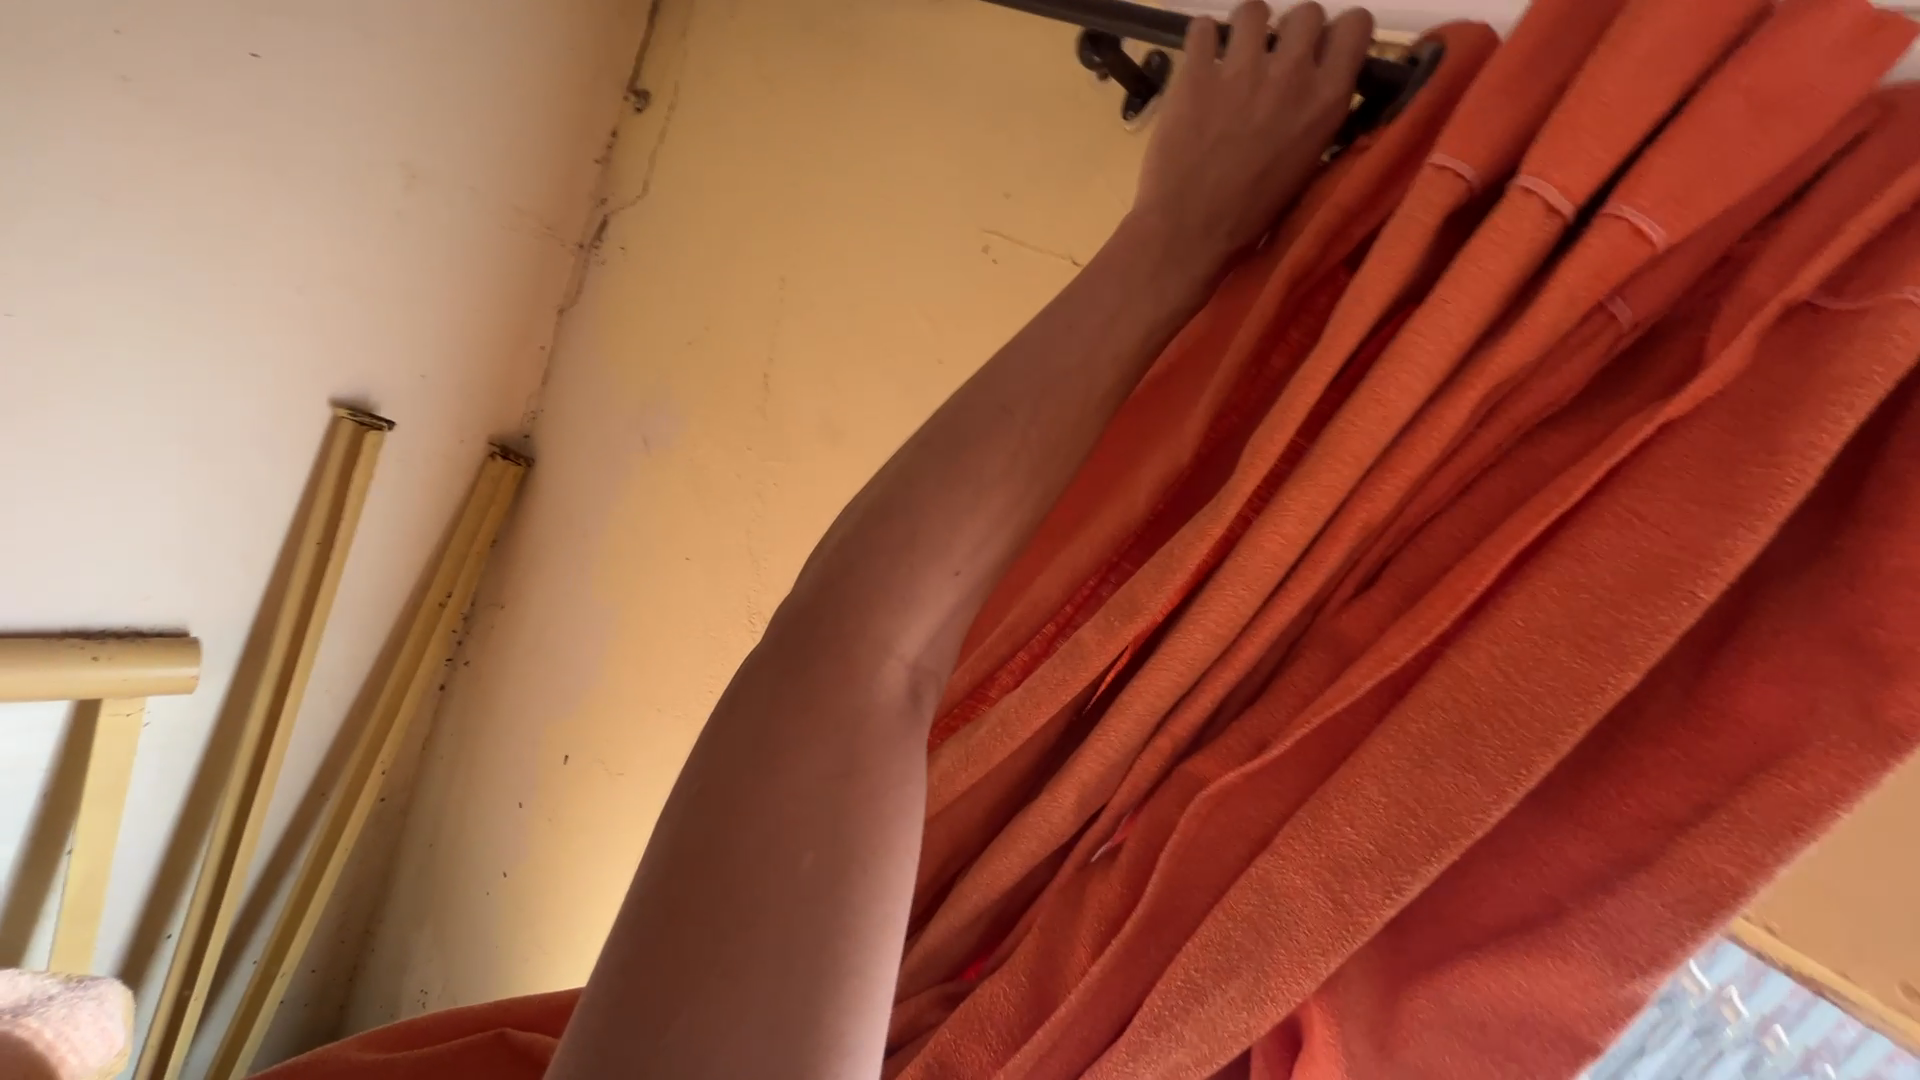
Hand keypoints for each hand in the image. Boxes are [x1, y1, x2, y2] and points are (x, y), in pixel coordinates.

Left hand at [1129, 2, 1374, 274]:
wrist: (1187, 234)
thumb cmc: (1247, 218)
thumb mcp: (1303, 169)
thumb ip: (1315, 118)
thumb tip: (1315, 90)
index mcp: (1326, 101)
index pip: (1357, 24)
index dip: (1336, 33)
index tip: (1317, 52)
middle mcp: (1291, 75)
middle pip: (1306, 11)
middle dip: (1289, 31)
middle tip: (1268, 62)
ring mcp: (1241, 72)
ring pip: (1254, 10)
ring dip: (1244, 29)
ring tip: (1230, 60)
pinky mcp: (1195, 77)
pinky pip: (1201, 28)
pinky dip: (1200, 41)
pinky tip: (1198, 64)